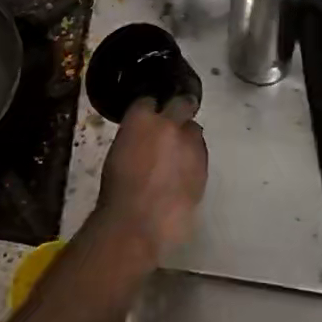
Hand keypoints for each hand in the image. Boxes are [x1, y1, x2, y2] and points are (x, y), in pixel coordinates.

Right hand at [94, 95, 206, 260]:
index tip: (149, 114)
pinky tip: (182, 172)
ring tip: (177, 154)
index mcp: (141, 118)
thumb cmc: (117, 187)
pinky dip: (193, 159)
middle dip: (180, 108)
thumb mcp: (119, 151)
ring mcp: (191, 146)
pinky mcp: (204, 167)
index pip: (149, 100)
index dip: (150, 108)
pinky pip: (200, 155)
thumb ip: (136, 136)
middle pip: (183, 103)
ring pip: (195, 131)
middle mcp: (170, 125)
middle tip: (174, 120)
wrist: (138, 220)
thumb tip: (146, 138)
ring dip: (187, 137)